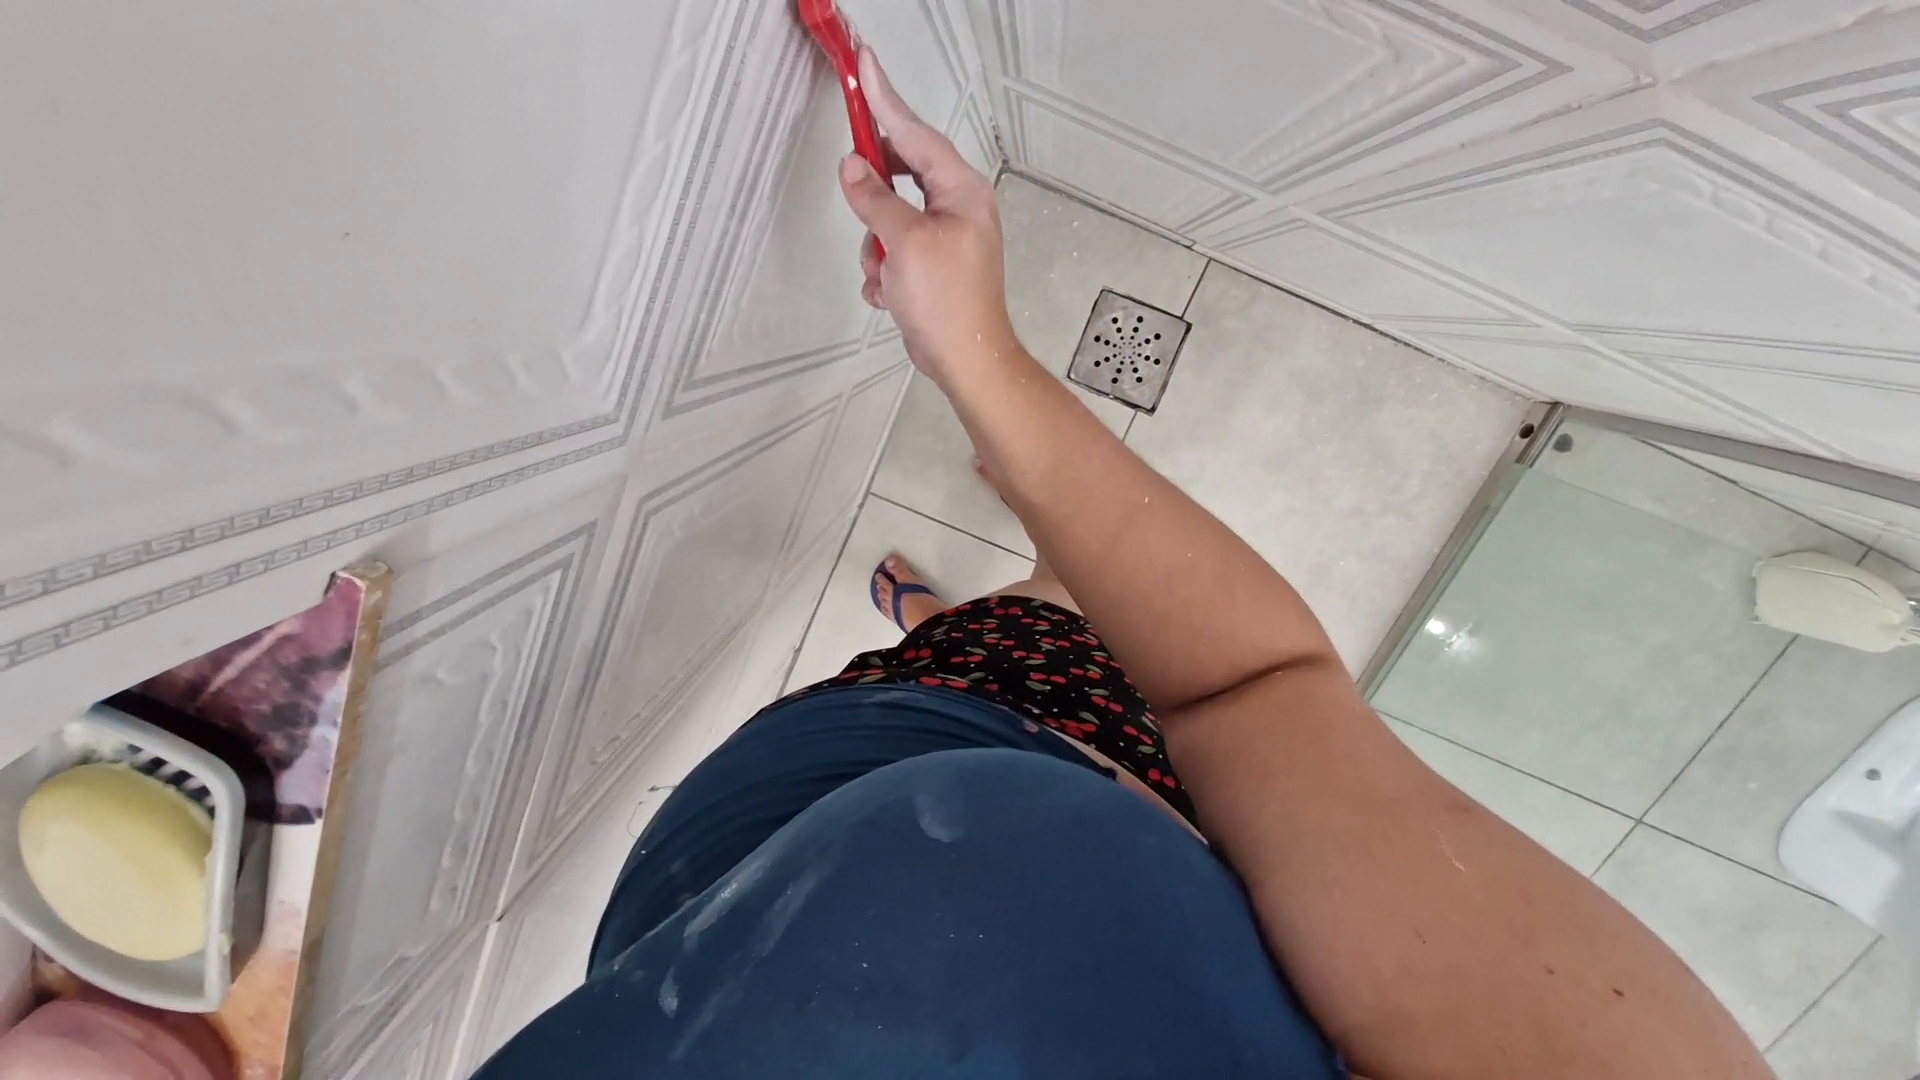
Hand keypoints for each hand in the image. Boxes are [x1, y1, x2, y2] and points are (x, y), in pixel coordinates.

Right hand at [838, 49, 1019, 383]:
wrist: (965, 359)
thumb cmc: (948, 302)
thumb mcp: (904, 241)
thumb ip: (875, 198)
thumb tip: (853, 167)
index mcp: (962, 191)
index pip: (916, 133)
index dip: (885, 101)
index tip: (864, 65)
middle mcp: (957, 209)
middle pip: (901, 177)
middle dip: (875, 202)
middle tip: (859, 197)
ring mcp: (945, 240)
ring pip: (889, 220)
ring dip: (876, 249)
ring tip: (886, 275)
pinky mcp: (932, 268)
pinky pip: (893, 254)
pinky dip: (885, 274)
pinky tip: (891, 295)